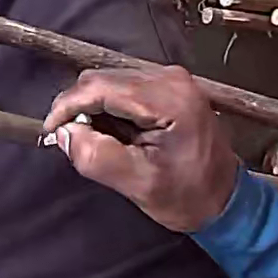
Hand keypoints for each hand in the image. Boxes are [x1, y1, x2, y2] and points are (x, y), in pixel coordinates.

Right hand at [43, 66, 239, 232]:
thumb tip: (65, 133)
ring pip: (112, 81)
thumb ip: (98, 156)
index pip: (102, 86)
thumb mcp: (139, 184)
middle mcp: (170, 78)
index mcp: (169, 98)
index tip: (51, 129)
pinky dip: (109, 107)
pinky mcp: (169, 86)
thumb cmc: (189, 196)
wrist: (226, 199)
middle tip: (71, 140)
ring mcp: (171, 79)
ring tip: (96, 141)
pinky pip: (125, 87)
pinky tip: (113, 133)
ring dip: (94, 108)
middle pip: (105, 79)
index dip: (68, 105)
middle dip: (80, 107)